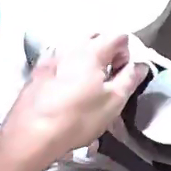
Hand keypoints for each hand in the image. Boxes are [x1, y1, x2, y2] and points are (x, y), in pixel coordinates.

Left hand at [0, 34, 146, 169]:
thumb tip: (140, 65)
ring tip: (87, 84)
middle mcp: (70, 45)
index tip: (122, 76)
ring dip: (86, 58)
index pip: (118, 36)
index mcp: (92, 50)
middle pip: (95, 36)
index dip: (126, 54)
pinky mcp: (36, 69)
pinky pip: (59, 58)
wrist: (30, 134)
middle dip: (106, 52)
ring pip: (75, 46)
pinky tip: (66, 88)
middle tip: (107, 78)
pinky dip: (68, 66)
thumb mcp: (113, 102)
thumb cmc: (77, 118)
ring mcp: (50, 55)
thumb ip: (130, 79)